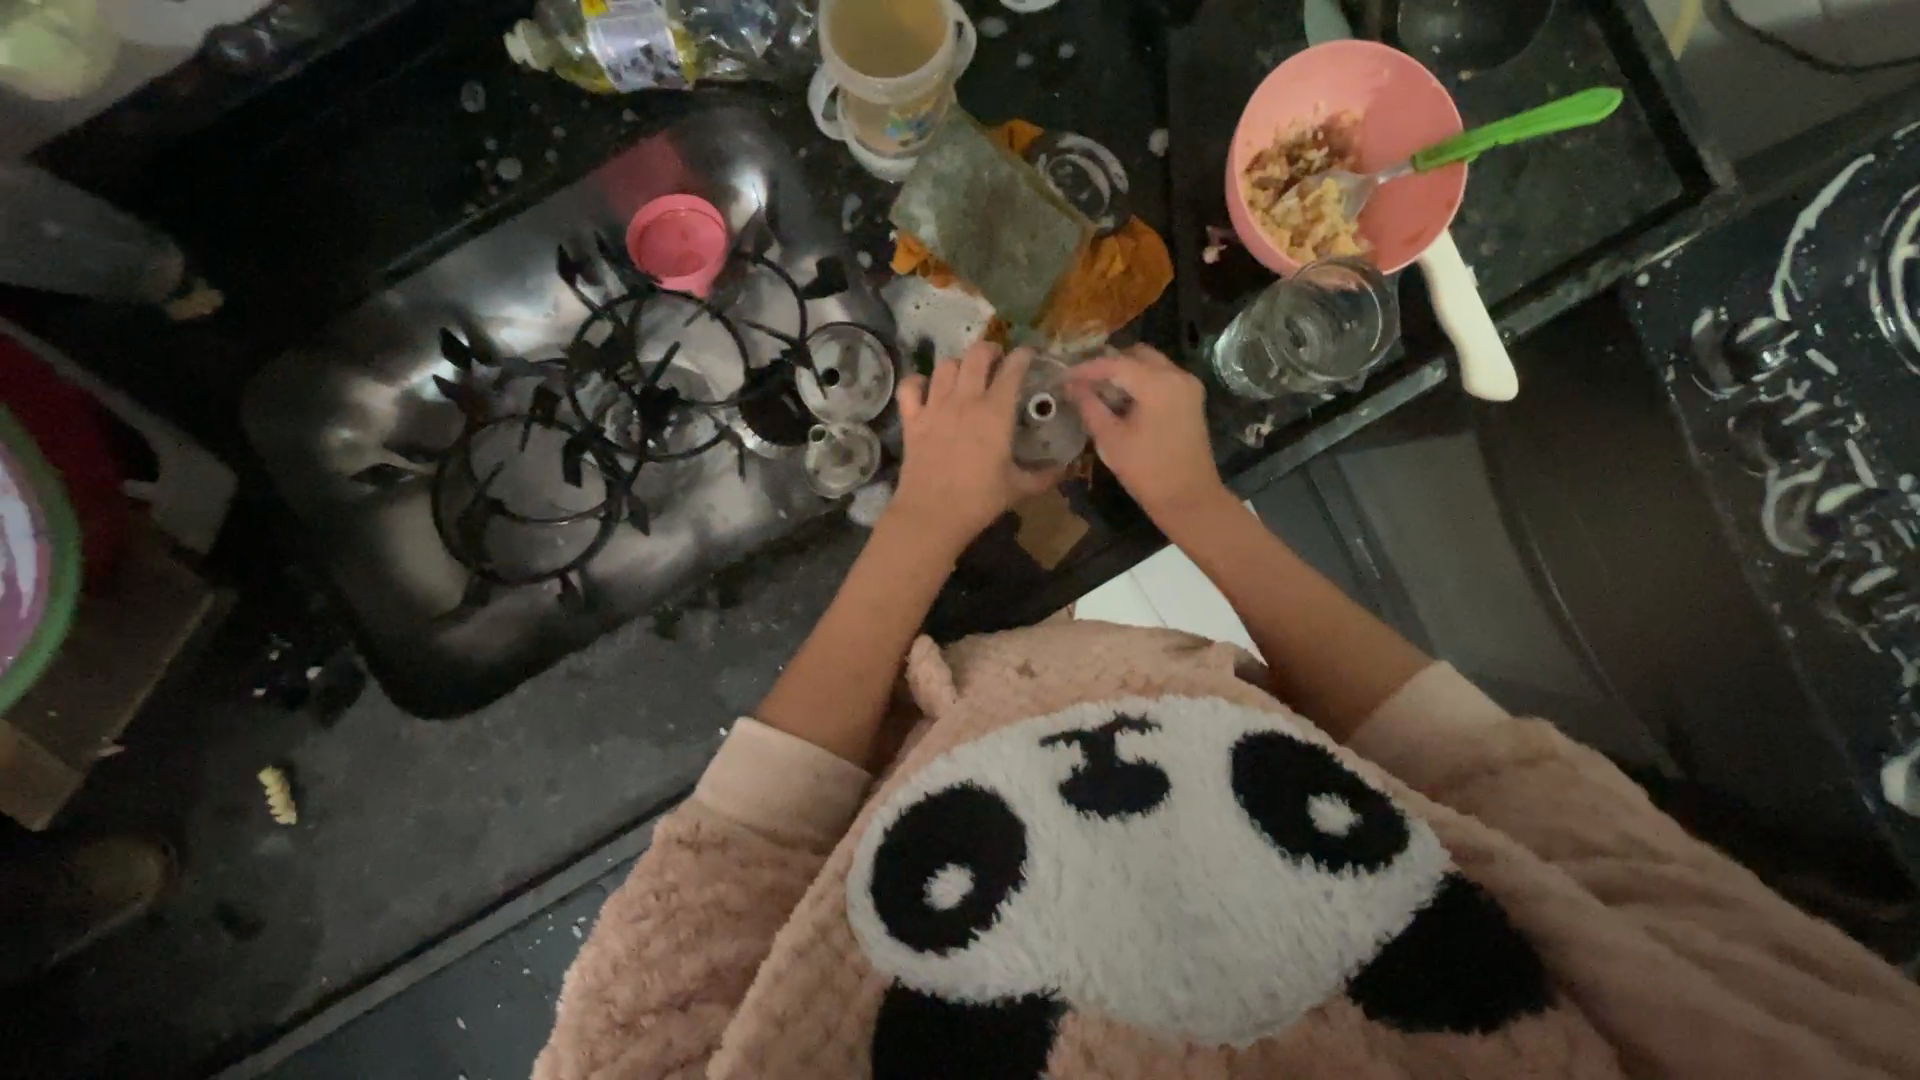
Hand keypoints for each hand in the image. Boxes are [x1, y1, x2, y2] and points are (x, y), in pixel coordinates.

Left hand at [890, 343, 1062, 551]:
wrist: (933, 514)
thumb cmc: (980, 500)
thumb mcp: (1019, 488)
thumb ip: (1044, 476)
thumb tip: (1065, 469)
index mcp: (996, 412)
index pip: (1012, 369)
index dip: (1022, 356)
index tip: (1028, 355)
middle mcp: (965, 400)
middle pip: (976, 355)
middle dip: (989, 349)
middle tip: (996, 359)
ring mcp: (935, 406)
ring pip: (945, 365)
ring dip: (958, 364)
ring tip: (965, 374)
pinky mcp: (912, 419)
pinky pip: (910, 387)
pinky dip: (918, 382)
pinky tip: (926, 389)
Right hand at [1066, 345, 1230, 524]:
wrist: (1188, 499)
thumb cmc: (1146, 472)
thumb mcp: (1110, 439)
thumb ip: (1090, 406)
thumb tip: (1072, 386)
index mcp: (1158, 384)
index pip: (1115, 364)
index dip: (1087, 368)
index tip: (1063, 375)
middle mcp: (1177, 376)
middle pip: (1137, 355)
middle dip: (1108, 364)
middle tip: (1082, 380)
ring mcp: (1188, 386)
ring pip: (1150, 364)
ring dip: (1125, 372)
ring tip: (1098, 389)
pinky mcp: (1191, 399)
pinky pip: (1161, 377)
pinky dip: (1140, 381)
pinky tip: (1121, 399)